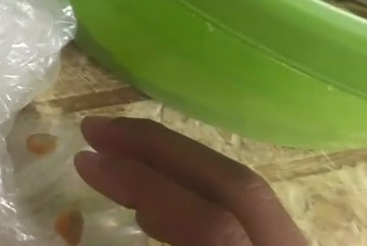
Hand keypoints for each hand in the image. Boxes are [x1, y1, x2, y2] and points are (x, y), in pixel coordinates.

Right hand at [75, 117, 305, 245]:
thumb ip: (143, 240)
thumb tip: (78, 194)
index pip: (213, 223)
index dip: (143, 185)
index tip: (85, 160)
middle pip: (238, 187)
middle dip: (158, 149)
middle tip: (94, 131)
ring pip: (246, 190)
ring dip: (173, 161)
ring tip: (115, 149)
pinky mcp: (288, 245)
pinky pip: (248, 209)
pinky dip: (196, 186)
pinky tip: (158, 190)